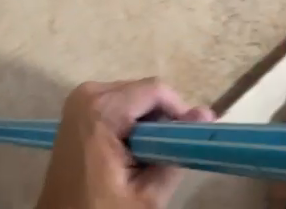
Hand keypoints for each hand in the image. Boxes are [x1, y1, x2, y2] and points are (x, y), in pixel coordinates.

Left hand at [35, 78, 215, 208]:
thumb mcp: (147, 195)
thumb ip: (175, 153)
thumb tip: (207, 115)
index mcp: (102, 108)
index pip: (156, 90)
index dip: (179, 113)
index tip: (190, 141)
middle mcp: (88, 92)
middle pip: (143, 92)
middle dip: (161, 121)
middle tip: (167, 156)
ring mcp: (80, 97)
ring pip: (132, 97)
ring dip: (146, 124)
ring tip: (147, 159)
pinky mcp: (78, 107)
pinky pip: (117, 103)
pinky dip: (130, 123)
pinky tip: (130, 153)